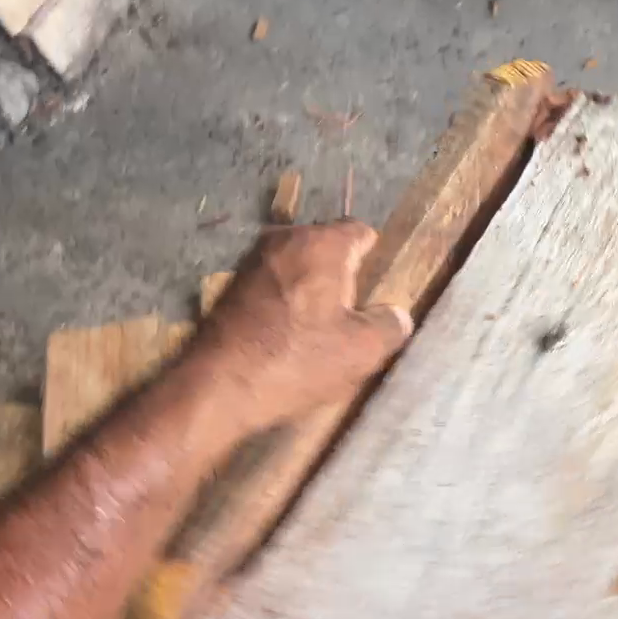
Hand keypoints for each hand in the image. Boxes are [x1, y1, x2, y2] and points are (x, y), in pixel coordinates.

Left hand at [196, 220, 412, 423]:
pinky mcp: (232, 288)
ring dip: (314, 292)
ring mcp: (252, 261)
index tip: (380, 290)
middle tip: (356, 317)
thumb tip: (398, 315)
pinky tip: (292, 338)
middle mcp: (284, 240)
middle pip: (328, 249)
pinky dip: (288, 304)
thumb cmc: (298, 361)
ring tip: (324, 331)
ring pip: (300, 268)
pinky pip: (275, 286)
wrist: (219, 386)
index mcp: (321, 244)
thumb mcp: (362, 351)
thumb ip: (390, 326)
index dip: (375, 259)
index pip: (361, 232)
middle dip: (345, 277)